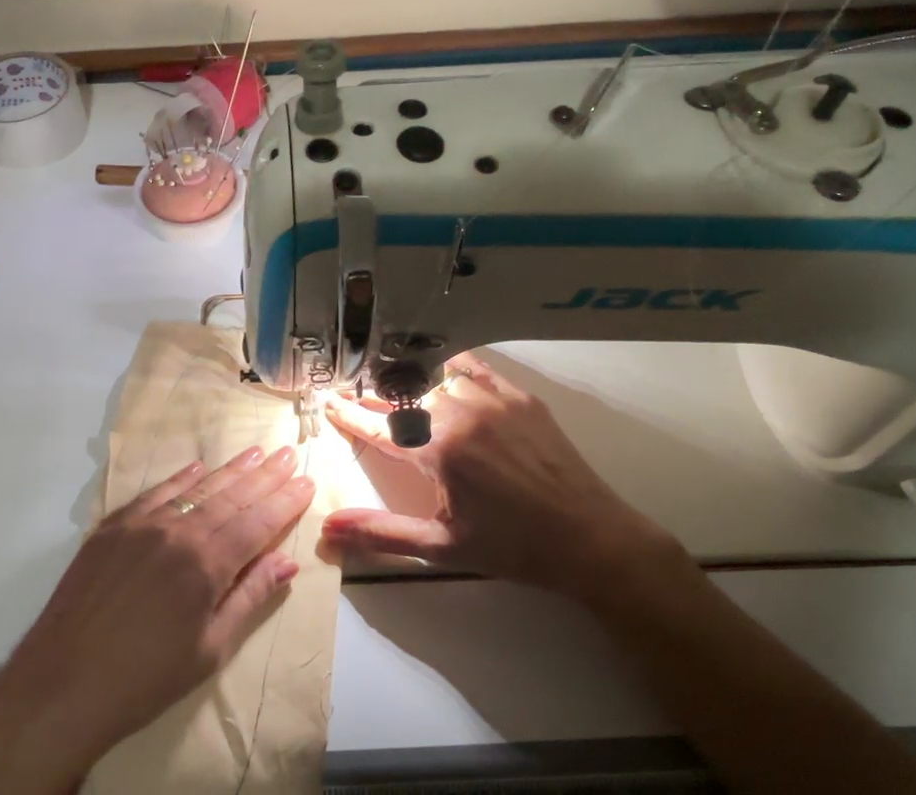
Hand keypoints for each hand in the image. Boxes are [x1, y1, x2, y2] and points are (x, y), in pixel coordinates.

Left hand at [0, 445, 316, 794]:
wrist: (63, 682)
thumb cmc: (146, 678)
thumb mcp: (210, 649)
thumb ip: (249, 598)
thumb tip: (287, 562)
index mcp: (207, 564)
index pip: (257, 522)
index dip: (285, 501)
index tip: (307, 481)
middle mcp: (178, 532)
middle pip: (231, 497)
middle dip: (265, 476)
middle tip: (289, 453)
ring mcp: (142, 525)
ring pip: (196, 489)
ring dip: (229, 470)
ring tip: (256, 453)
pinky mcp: (112, 528)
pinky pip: (154, 493)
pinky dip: (179, 479)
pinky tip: (197, 468)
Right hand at [322, 353, 683, 600]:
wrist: (589, 538)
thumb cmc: (512, 547)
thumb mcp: (442, 548)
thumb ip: (381, 533)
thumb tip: (327, 531)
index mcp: (437, 450)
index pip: (378, 426)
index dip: (348, 414)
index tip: (326, 400)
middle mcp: (460, 413)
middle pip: (403, 397)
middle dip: (375, 400)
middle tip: (356, 398)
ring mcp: (492, 399)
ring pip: (436, 378)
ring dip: (411, 385)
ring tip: (395, 389)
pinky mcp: (519, 396)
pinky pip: (475, 368)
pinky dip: (451, 367)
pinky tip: (441, 372)